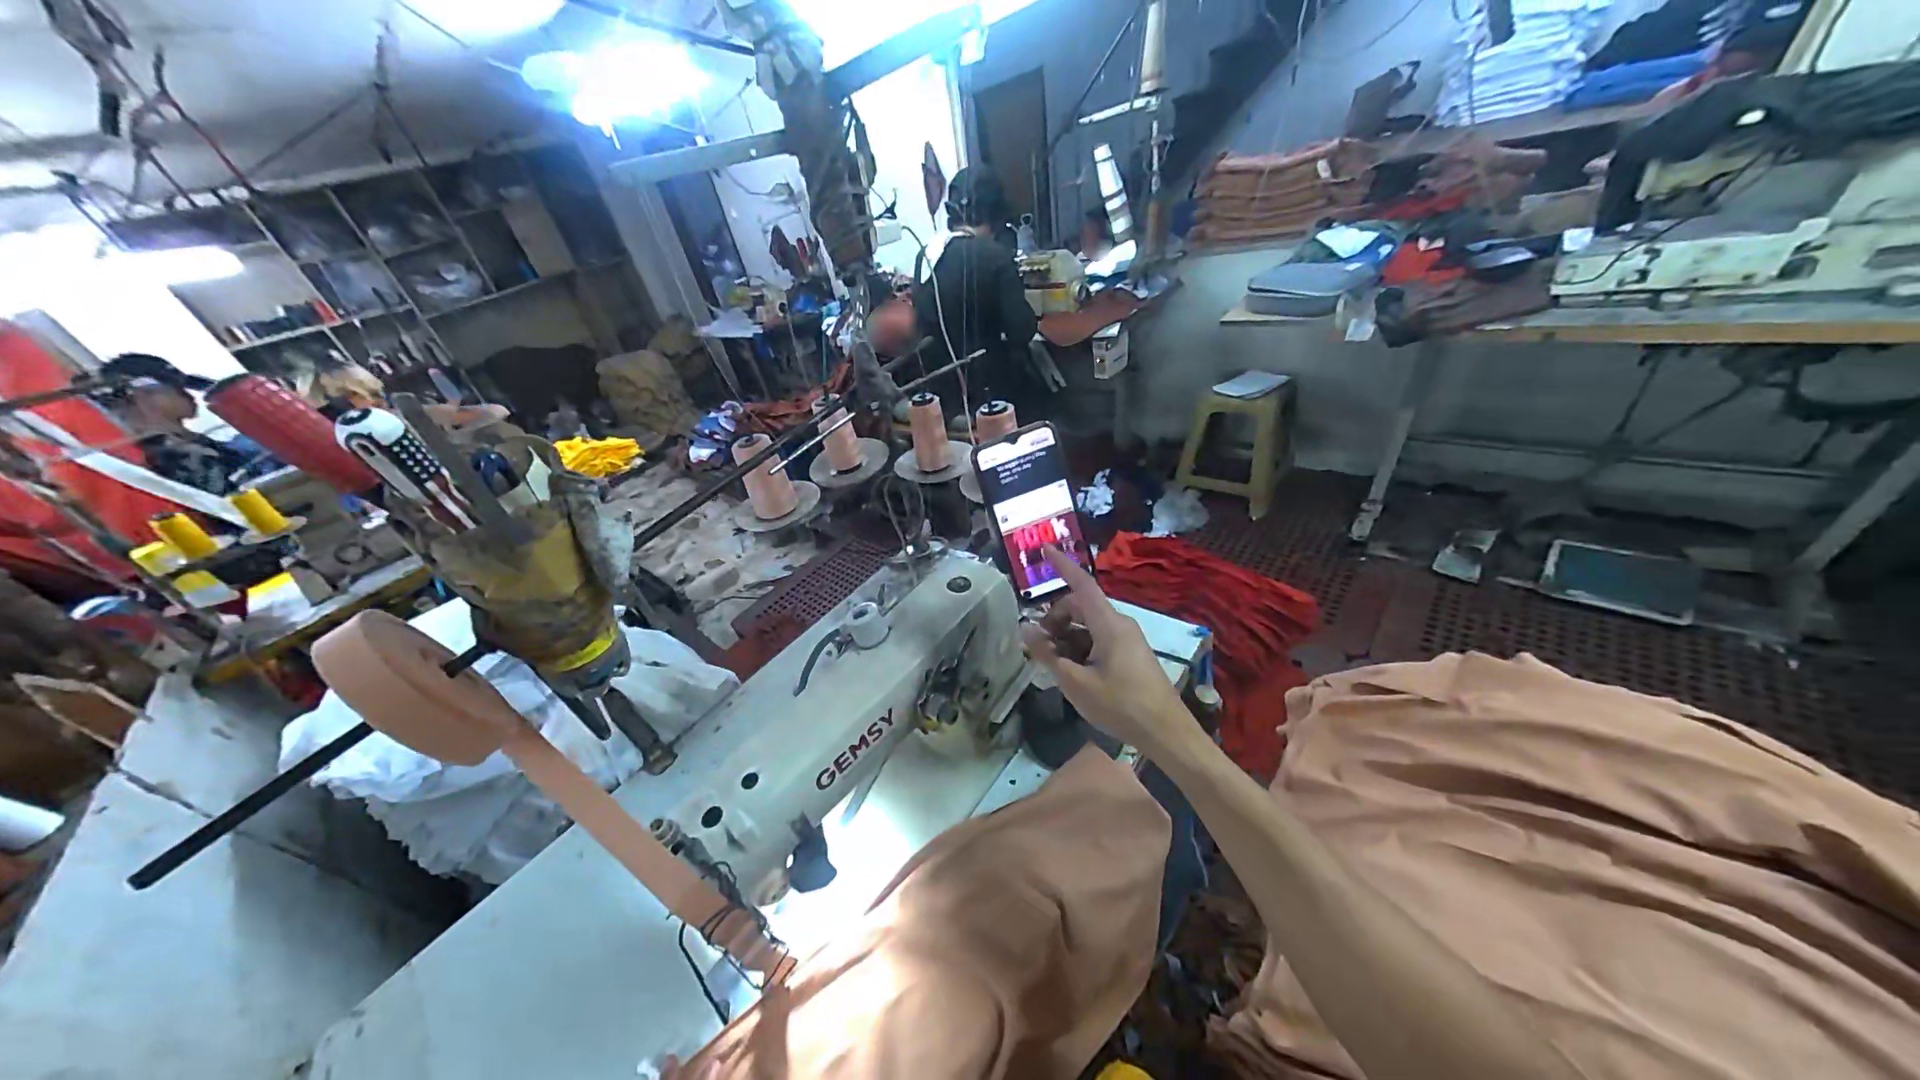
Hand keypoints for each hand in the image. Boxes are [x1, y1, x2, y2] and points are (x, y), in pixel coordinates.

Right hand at [1020, 546, 1195, 756]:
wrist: (1166, 732)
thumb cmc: (1120, 705)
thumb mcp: (1076, 682)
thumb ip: (1048, 655)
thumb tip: (1026, 630)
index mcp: (1109, 624)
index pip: (1082, 584)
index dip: (1062, 565)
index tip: (1044, 549)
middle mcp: (1120, 624)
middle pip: (1081, 607)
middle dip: (1055, 618)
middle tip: (1037, 643)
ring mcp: (1128, 640)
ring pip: (1089, 626)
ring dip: (1067, 636)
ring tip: (1051, 662)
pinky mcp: (1131, 655)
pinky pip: (1099, 640)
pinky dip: (1080, 647)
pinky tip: (1071, 671)